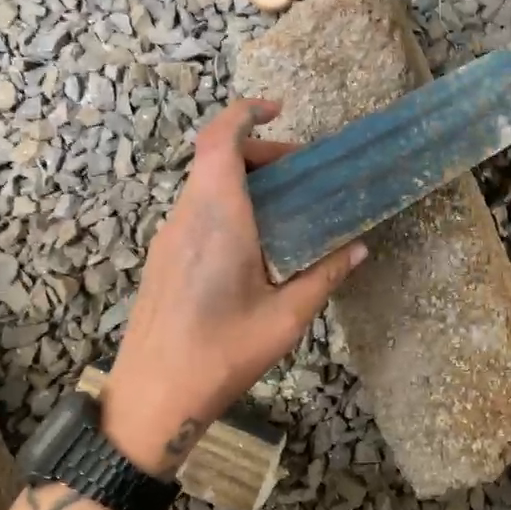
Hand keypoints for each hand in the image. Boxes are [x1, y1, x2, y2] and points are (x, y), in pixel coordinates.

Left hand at [98, 99, 366, 476]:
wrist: (151, 400)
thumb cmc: (221, 354)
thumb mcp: (287, 317)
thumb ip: (324, 275)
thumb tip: (359, 248)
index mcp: (218, 217)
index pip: (219, 139)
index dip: (245, 112)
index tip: (278, 109)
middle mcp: (187, 216)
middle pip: (216, 156)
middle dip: (260, 151)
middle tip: (301, 173)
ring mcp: (169, 236)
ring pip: (204, 182)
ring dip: (244, 178)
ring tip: (285, 208)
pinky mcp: (163, 256)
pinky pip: (197, 208)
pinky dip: (228, 201)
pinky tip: (255, 241)